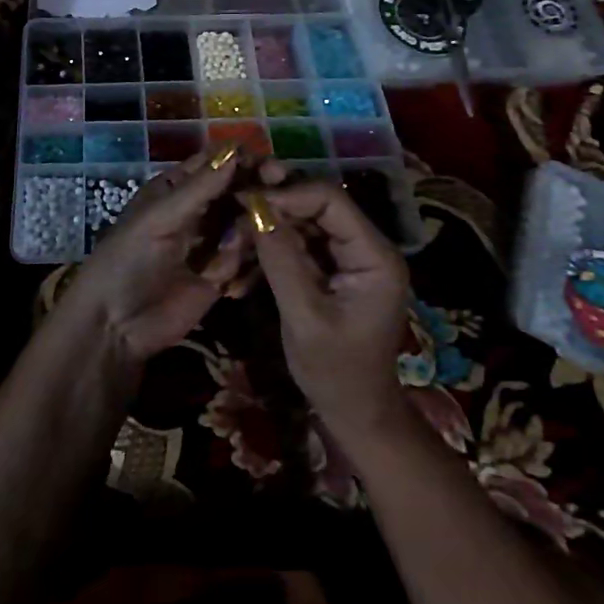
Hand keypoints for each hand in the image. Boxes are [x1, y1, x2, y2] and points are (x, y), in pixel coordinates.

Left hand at [64, 144, 256, 367]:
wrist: (116, 322)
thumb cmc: (128, 260)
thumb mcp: (160, 219)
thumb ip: (199, 188)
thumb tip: (234, 150)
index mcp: (174, 189)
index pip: (214, 166)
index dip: (241, 162)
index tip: (271, 165)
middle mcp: (196, 211)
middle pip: (236, 194)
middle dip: (256, 197)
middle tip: (280, 201)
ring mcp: (210, 243)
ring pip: (246, 227)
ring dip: (249, 235)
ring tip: (232, 255)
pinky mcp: (221, 275)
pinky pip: (246, 261)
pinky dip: (244, 268)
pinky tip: (224, 283)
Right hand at [241, 181, 410, 444]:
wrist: (353, 410)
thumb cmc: (335, 370)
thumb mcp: (304, 316)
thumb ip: (281, 260)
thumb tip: (254, 209)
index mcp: (374, 256)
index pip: (330, 200)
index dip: (286, 194)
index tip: (243, 204)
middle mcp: (364, 247)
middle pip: (313, 205)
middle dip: (270, 209)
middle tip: (230, 218)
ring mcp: (345, 257)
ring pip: (298, 222)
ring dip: (262, 231)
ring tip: (230, 248)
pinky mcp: (327, 268)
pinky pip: (293, 244)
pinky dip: (265, 250)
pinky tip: (239, 268)